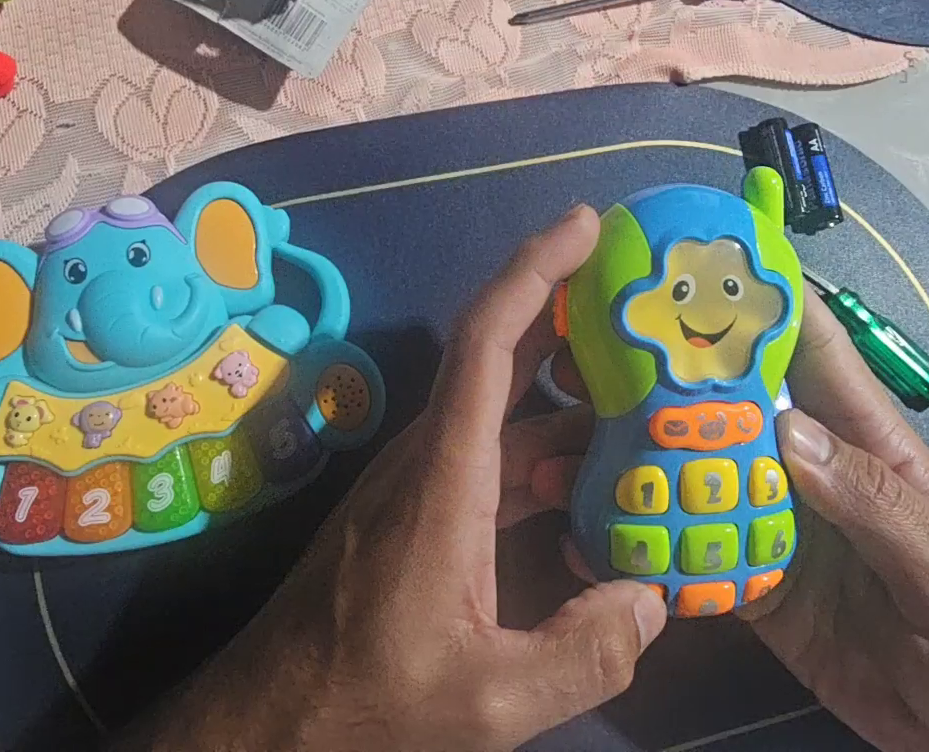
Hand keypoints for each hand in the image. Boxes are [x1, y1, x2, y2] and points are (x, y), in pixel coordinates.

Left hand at [132, 206, 665, 751]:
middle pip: (500, 353)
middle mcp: (432, 454)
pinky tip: (595, 476)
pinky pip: (497, 452)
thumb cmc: (367, 696)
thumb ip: (581, 653)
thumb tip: (652, 597)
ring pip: (506, 409)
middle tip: (640, 289)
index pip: (488, 343)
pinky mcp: (426, 502)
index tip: (584, 225)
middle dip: (566, 307)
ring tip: (646, 389)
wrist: (276, 712)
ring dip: (569, 394)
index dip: (534, 272)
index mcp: (445, 477)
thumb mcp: (489, 702)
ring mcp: (426, 475)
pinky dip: (547, 449)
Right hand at [512, 291, 928, 751]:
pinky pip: (688, 544)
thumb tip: (785, 429)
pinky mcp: (749, 576)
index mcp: (862, 443)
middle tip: (582, 362)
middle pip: (725, 406)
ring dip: (631, 460)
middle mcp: (804, 467)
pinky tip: (588, 531)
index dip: (764, 298)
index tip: (698, 262)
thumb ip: (876, 504)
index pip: (813, 352)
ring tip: (559, 455)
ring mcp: (773, 520)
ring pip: (691, 471)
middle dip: (659, 378)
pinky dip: (641, 535)